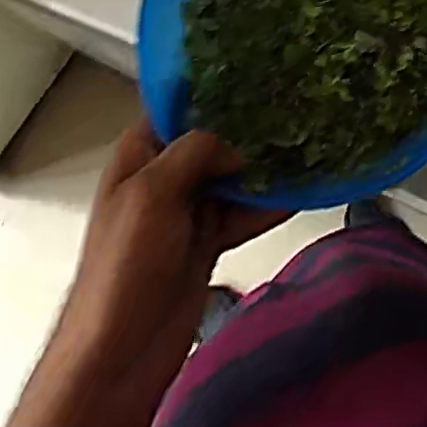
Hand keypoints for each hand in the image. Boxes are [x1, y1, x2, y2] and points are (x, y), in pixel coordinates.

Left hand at [1, 119, 288, 426]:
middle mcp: (166, 174)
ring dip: (265, 165)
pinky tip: (300, 189)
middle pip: (215, 139)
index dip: (213, 90)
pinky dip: (270, 202)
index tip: (253, 73)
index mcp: (141, 153)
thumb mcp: (153, 193)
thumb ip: (195, 152)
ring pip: (235, 174)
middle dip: (249, 128)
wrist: (122, 353)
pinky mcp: (210, 237)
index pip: (179, 106)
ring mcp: (190, 207)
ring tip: (304, 144)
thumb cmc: (123, 268)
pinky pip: (246, 210)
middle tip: (290, 106)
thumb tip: (237, 142)